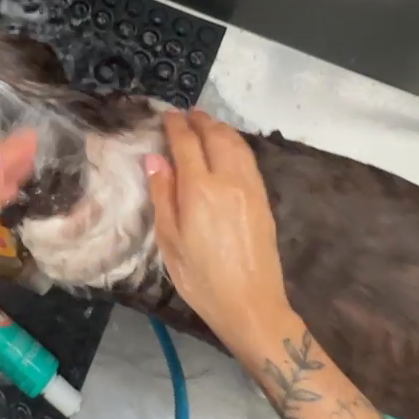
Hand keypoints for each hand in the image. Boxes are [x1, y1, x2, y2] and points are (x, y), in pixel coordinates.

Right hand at [144, 109, 292, 355]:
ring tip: (208, 122)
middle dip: (201, 121)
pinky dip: (236, 145)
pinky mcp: (263, 201)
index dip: (176, 126)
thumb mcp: (169, 239)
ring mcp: (250, 190)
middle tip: (188, 113)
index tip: (168, 114)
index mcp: (199, 190)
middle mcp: (228, 182)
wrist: (251, 306)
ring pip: (237, 146)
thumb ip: (162, 194)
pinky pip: (249, 161)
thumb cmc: (200, 277)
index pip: (186, 144)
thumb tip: (155, 159)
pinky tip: (229, 147)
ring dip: (221, 129)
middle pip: (216, 138)